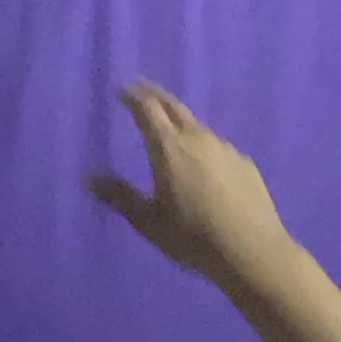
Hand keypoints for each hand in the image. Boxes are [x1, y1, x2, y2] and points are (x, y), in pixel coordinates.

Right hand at [91, 79, 297, 285]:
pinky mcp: (244, 163)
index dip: (133, 96)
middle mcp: (197, 138)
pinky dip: (203, 146)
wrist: (253, 252)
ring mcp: (225, 148)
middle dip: (154, 95)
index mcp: (168, 147)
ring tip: (170, 130)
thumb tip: (88, 177)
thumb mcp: (149, 222)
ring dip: (180, 122)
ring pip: (197, 126)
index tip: (122, 89)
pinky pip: (217, 146)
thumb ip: (119, 197)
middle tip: (141, 89)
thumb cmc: (193, 237)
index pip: (147, 108)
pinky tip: (204, 165)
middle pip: (173, 106)